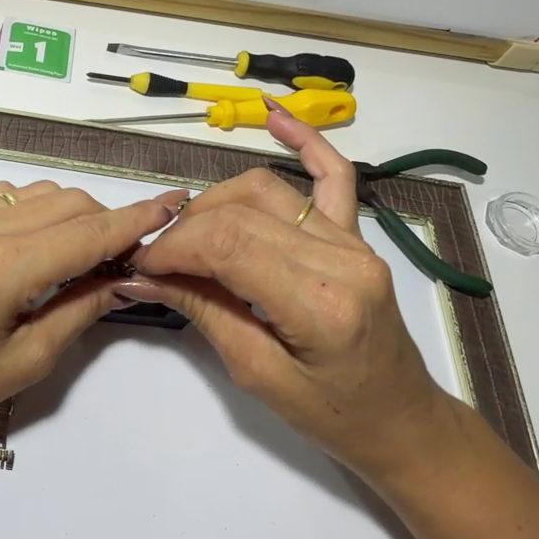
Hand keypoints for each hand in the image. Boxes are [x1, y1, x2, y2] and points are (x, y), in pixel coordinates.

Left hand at [0, 180, 184, 456]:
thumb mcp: (25, 362)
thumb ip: (79, 310)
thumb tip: (121, 280)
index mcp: (4, 268)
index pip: (88, 233)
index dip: (137, 221)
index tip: (174, 207)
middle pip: (70, 203)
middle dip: (109, 223)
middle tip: (128, 261)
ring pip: (42, 193)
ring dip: (76, 215)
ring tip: (90, 257)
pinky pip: (11, 198)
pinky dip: (41, 211)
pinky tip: (48, 245)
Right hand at [120, 104, 456, 483]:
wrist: (399, 420)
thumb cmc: (331, 414)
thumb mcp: (257, 374)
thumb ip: (203, 312)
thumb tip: (141, 277)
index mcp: (320, 304)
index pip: (227, 245)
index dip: (172, 247)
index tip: (139, 265)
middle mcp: (342, 258)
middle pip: (241, 212)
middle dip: (184, 230)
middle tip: (154, 261)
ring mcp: (353, 241)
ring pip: (266, 189)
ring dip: (215, 202)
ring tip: (188, 235)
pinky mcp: (356, 236)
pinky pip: (333, 176)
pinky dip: (305, 142)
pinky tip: (275, 118)